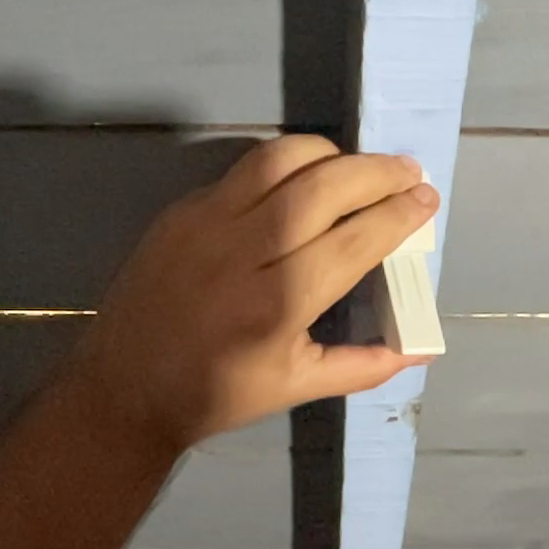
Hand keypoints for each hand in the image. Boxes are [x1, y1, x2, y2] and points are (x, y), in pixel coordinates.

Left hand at [60, 134, 439, 450]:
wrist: (122, 387)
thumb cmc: (214, 394)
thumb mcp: (294, 387)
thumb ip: (362, 364)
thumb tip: (421, 351)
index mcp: (278, 304)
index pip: (354, 242)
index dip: (397, 216)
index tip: (426, 199)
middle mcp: (244, 253)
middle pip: (323, 189)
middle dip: (375, 172)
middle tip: (408, 171)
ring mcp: (206, 224)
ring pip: (279, 161)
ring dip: (329, 154)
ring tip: (358, 165)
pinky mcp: (182, 210)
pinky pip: (244, 170)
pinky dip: (285, 165)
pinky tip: (305, 177)